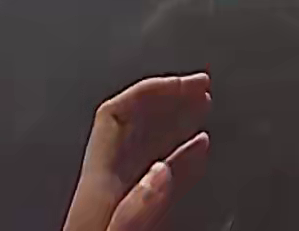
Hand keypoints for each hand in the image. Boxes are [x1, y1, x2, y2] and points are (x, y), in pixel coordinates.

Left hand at [62, 73, 211, 230]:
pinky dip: (182, 159)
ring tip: (202, 107)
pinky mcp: (133, 220)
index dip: (151, 89)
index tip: (184, 81)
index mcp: (96, 186)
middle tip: (200, 84)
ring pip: (148, 148)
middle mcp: (106, 187)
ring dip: (178, 122)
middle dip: (168, 97)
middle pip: (135, 123)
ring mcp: (117, 202)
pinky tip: (198, 152)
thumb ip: (133, 209)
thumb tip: (161, 169)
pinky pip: (160, 180)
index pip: (116, 113)